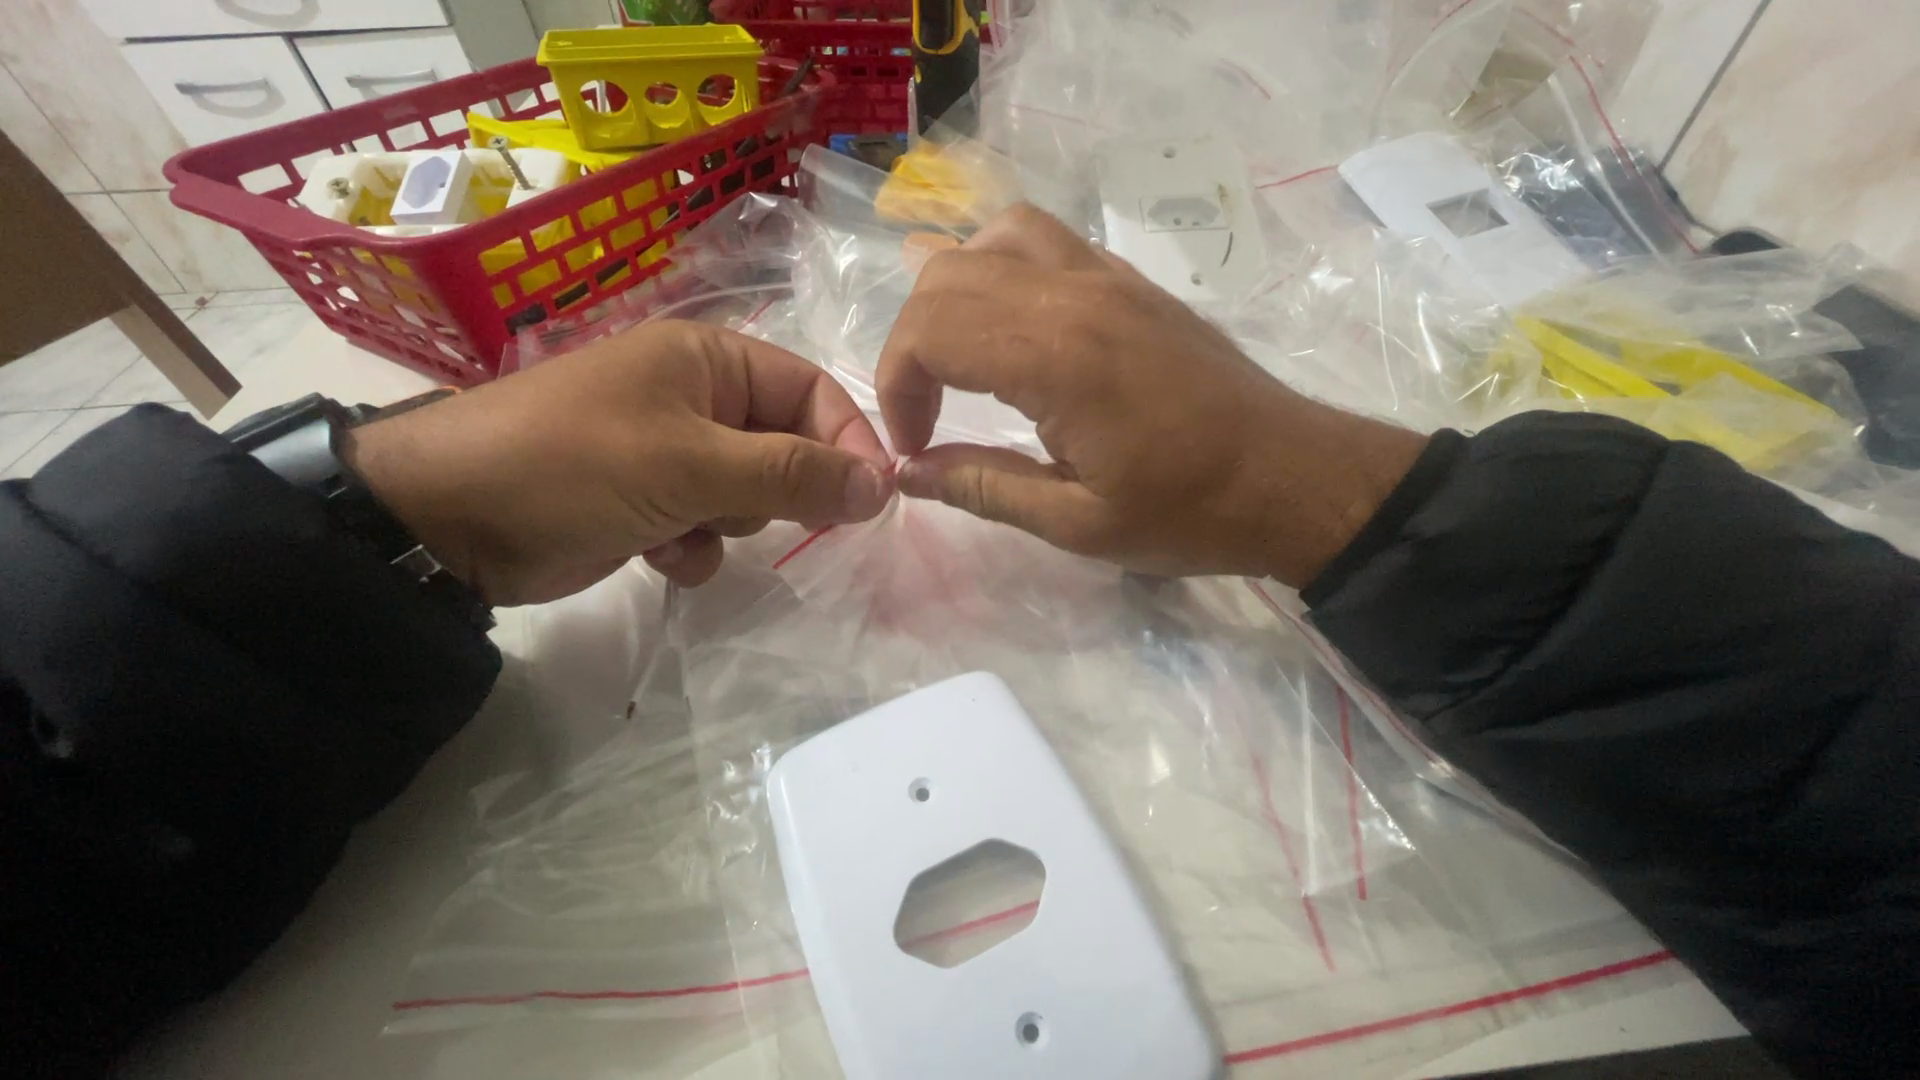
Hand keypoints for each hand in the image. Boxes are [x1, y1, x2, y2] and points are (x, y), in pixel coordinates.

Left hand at [343, 320, 892, 605]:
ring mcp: (670, 451)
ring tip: (688, 524)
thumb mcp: (692, 466)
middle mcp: (696, 398)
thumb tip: (882, 485)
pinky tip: (660, 553)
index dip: (848, 441)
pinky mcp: (647, 500)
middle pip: (785, 444)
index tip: (874, 499)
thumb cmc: (575, 465)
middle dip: (780, 488)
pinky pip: (707, 523)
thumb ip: (793, 474)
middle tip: (771, 515)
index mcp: (709, 361)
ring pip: (750, 492)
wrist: (446, 519)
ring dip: (731, 520)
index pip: (812, 391)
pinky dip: (694, 544)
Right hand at [877, 204, 1426, 586]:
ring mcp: (1107, 276)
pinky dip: (1000, 268)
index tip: (916, 449)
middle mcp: (1074, 294)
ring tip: (960, 360)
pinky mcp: (1131, 280)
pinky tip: (1012, 327)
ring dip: (952, 295)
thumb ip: (981, 486)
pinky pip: (1043, 239)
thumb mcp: (1076, 522)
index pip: (928, 331)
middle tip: (928, 416)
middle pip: (945, 277)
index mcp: (1055, 356)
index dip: (897, 390)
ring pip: (992, 239)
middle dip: (912, 347)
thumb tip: (908, 471)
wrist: (1294, 479)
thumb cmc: (1189, 513)